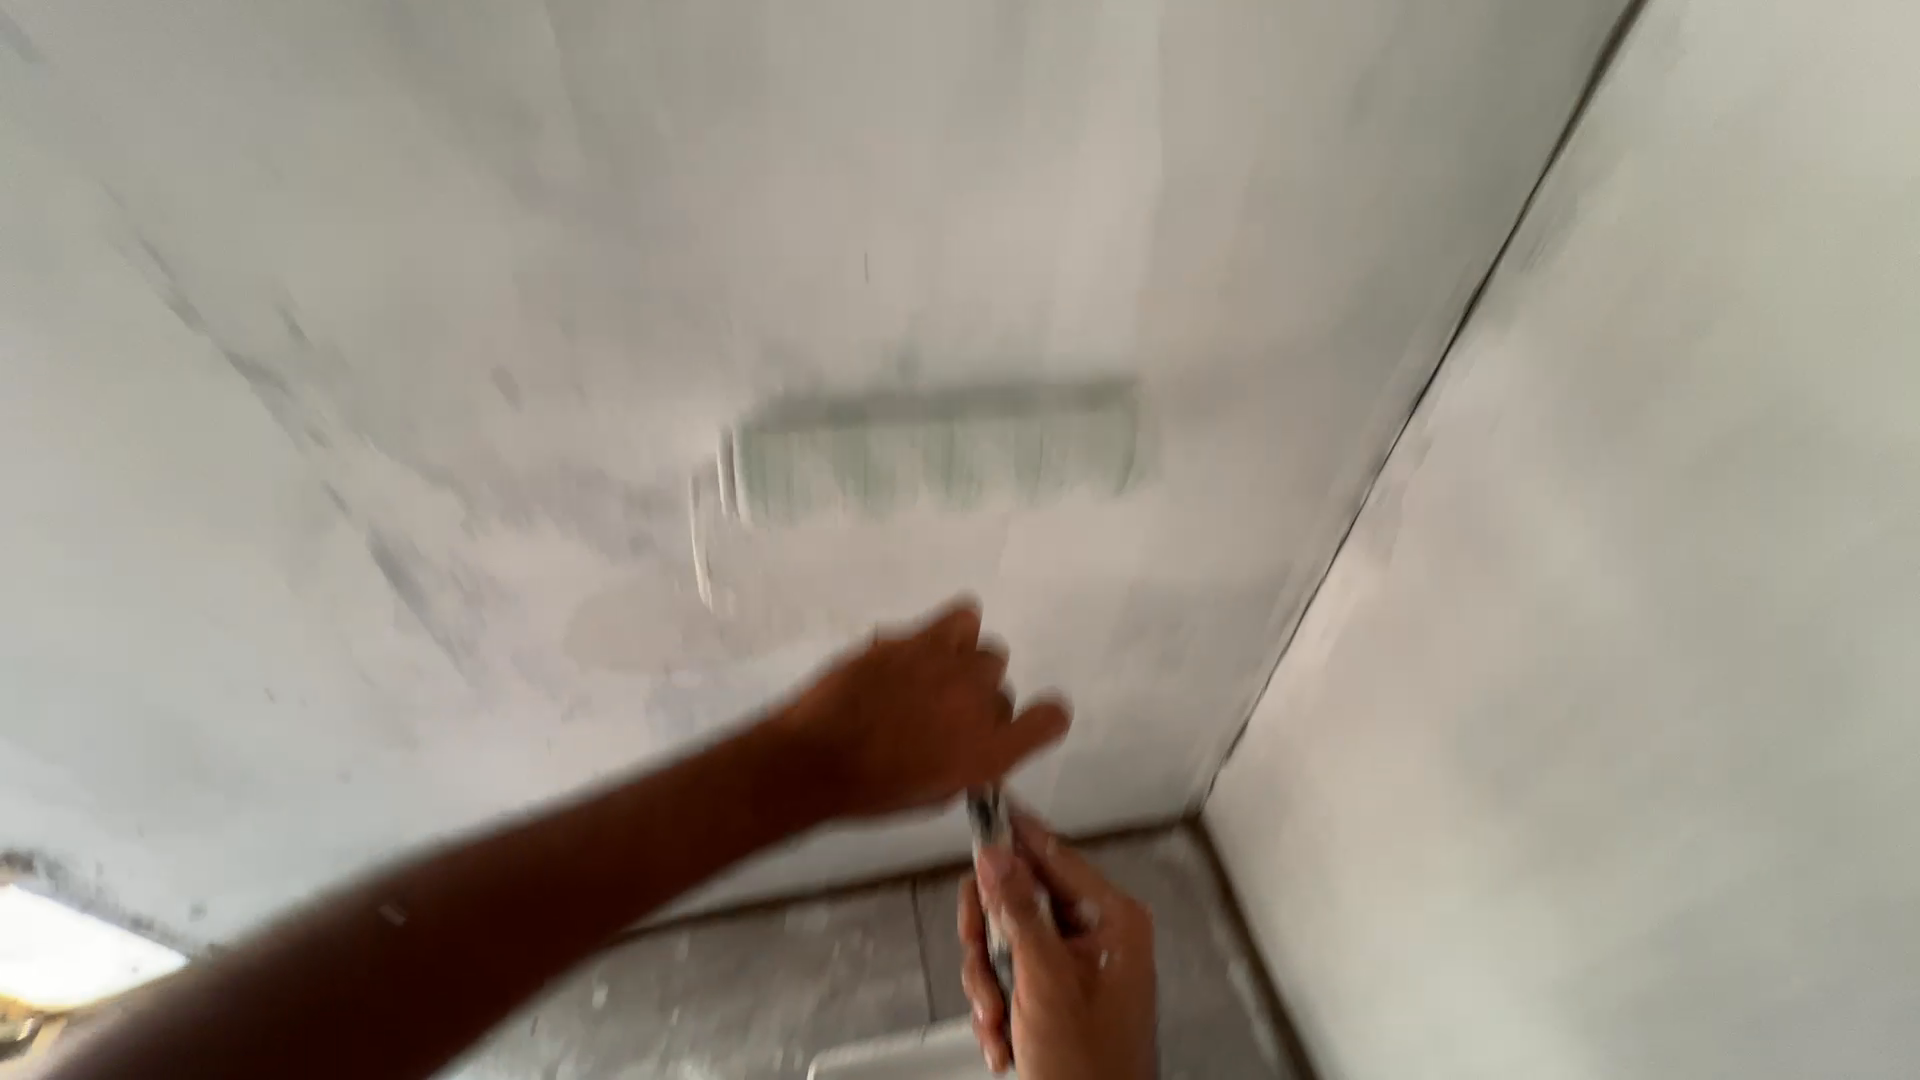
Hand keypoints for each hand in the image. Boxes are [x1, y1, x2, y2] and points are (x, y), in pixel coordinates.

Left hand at [769, 598, 1071, 819]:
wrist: (814, 759)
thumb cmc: (871, 790)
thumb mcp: (936, 793)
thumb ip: (970, 762)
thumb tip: (974, 737)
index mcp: (990, 753)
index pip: (1051, 718)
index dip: (1041, 718)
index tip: (1020, 723)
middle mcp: (982, 704)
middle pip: (1001, 686)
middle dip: (977, 699)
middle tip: (939, 712)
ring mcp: (953, 666)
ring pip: (985, 651)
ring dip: (963, 665)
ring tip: (928, 677)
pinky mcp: (922, 638)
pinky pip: (964, 615)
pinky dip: (953, 629)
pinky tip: (925, 646)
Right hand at [960, 810, 1157, 1079]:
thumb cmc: (1089, 1068)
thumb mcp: (1045, 981)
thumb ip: (1016, 912)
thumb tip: (994, 855)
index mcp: (1110, 918)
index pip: (1053, 854)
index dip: (1015, 832)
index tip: (987, 805)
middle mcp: (1095, 932)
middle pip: (1019, 898)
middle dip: (991, 940)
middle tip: (982, 966)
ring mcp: (1075, 963)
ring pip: (1006, 938)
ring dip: (990, 982)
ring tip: (998, 1019)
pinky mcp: (1057, 989)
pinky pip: (1009, 970)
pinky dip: (997, 1004)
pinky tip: (1004, 1037)